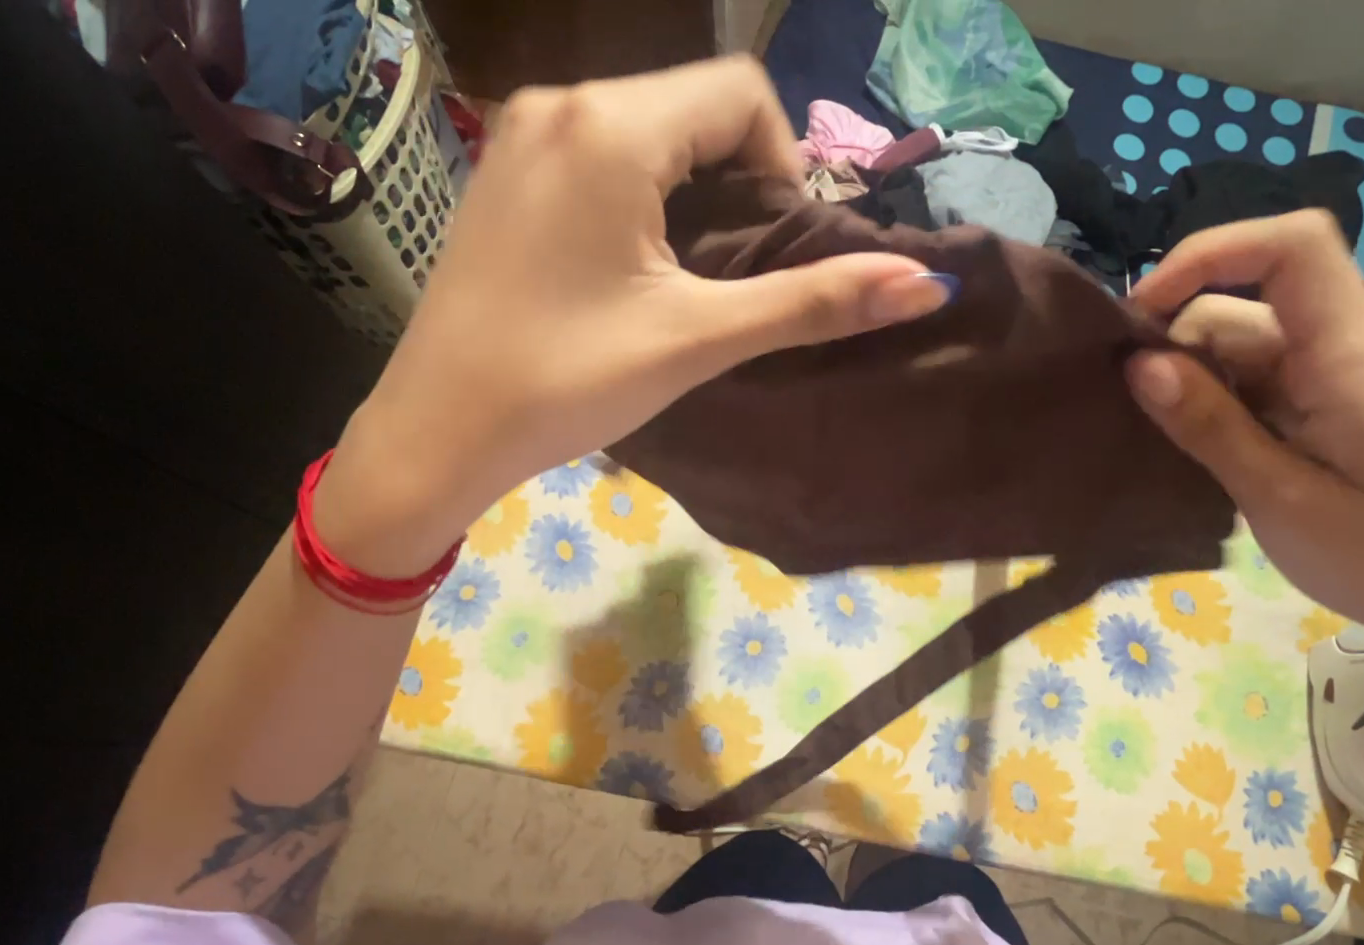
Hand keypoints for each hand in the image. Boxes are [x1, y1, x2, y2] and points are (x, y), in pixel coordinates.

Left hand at [317, 58, 951, 572]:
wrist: (437, 431)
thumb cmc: (566, 382)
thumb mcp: (697, 339)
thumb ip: (812, 303)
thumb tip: (927, 286)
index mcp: (610, 126)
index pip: (740, 93)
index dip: (782, 165)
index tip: (771, 249)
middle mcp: (559, 105)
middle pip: (692, 106)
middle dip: (738, 179)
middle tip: (735, 271)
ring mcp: (521, 137)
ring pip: (645, 130)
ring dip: (689, 190)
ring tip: (688, 276)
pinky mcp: (502, 176)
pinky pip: (596, 155)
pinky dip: (637, 194)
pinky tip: (629, 267)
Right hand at [1123, 211, 1363, 664]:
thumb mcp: (1282, 500)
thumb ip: (1210, 427)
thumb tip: (1138, 363)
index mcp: (1351, 357)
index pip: (1292, 248)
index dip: (1207, 253)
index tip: (1138, 315)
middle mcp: (1352, 345)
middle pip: (1245, 303)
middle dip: (1176, 344)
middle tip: (1134, 416)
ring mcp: (1346, 372)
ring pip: (1245, 343)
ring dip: (1193, 380)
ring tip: (1167, 445)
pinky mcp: (1340, 400)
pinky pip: (1263, 376)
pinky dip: (1220, 400)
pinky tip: (1203, 448)